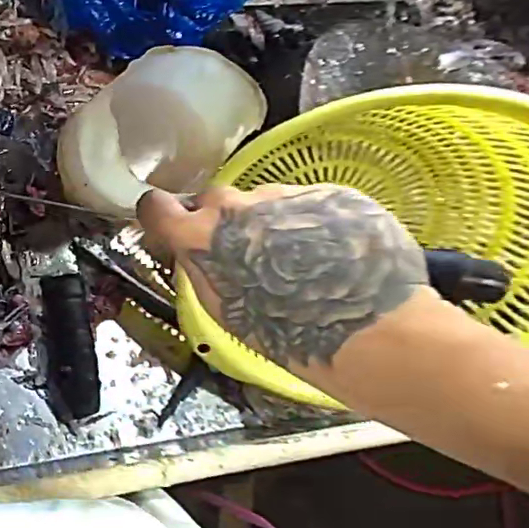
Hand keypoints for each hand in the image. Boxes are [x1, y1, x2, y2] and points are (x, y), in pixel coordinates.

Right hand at [137, 184, 431, 374]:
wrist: (371, 330)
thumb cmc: (288, 335)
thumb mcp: (222, 311)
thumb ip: (200, 268)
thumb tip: (195, 251)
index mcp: (202, 236)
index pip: (157, 206)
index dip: (162, 217)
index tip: (174, 229)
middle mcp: (237, 205)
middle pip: (215, 200)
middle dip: (223, 223)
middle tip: (248, 256)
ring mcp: (286, 194)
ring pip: (263, 201)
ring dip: (269, 223)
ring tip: (301, 263)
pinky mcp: (329, 192)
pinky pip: (305, 202)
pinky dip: (309, 222)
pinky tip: (330, 256)